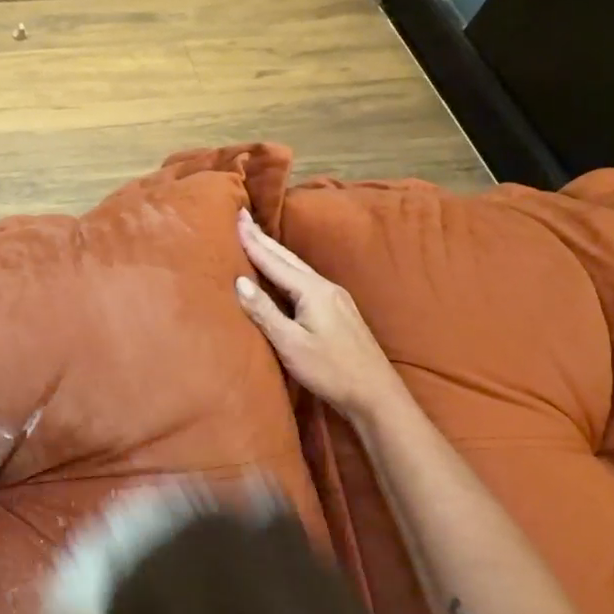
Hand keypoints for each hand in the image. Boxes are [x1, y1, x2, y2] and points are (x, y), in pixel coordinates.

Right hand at [234, 211, 408, 421]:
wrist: (377, 396)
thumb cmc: (331, 371)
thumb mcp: (291, 344)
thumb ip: (265, 311)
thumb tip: (239, 281)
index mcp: (313, 291)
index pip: (274, 261)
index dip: (253, 241)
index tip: (236, 217)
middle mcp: (326, 287)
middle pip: (288, 258)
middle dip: (263, 238)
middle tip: (243, 218)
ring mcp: (336, 298)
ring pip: (298, 267)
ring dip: (274, 251)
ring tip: (256, 238)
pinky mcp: (338, 310)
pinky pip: (305, 278)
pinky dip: (286, 268)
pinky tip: (281, 271)